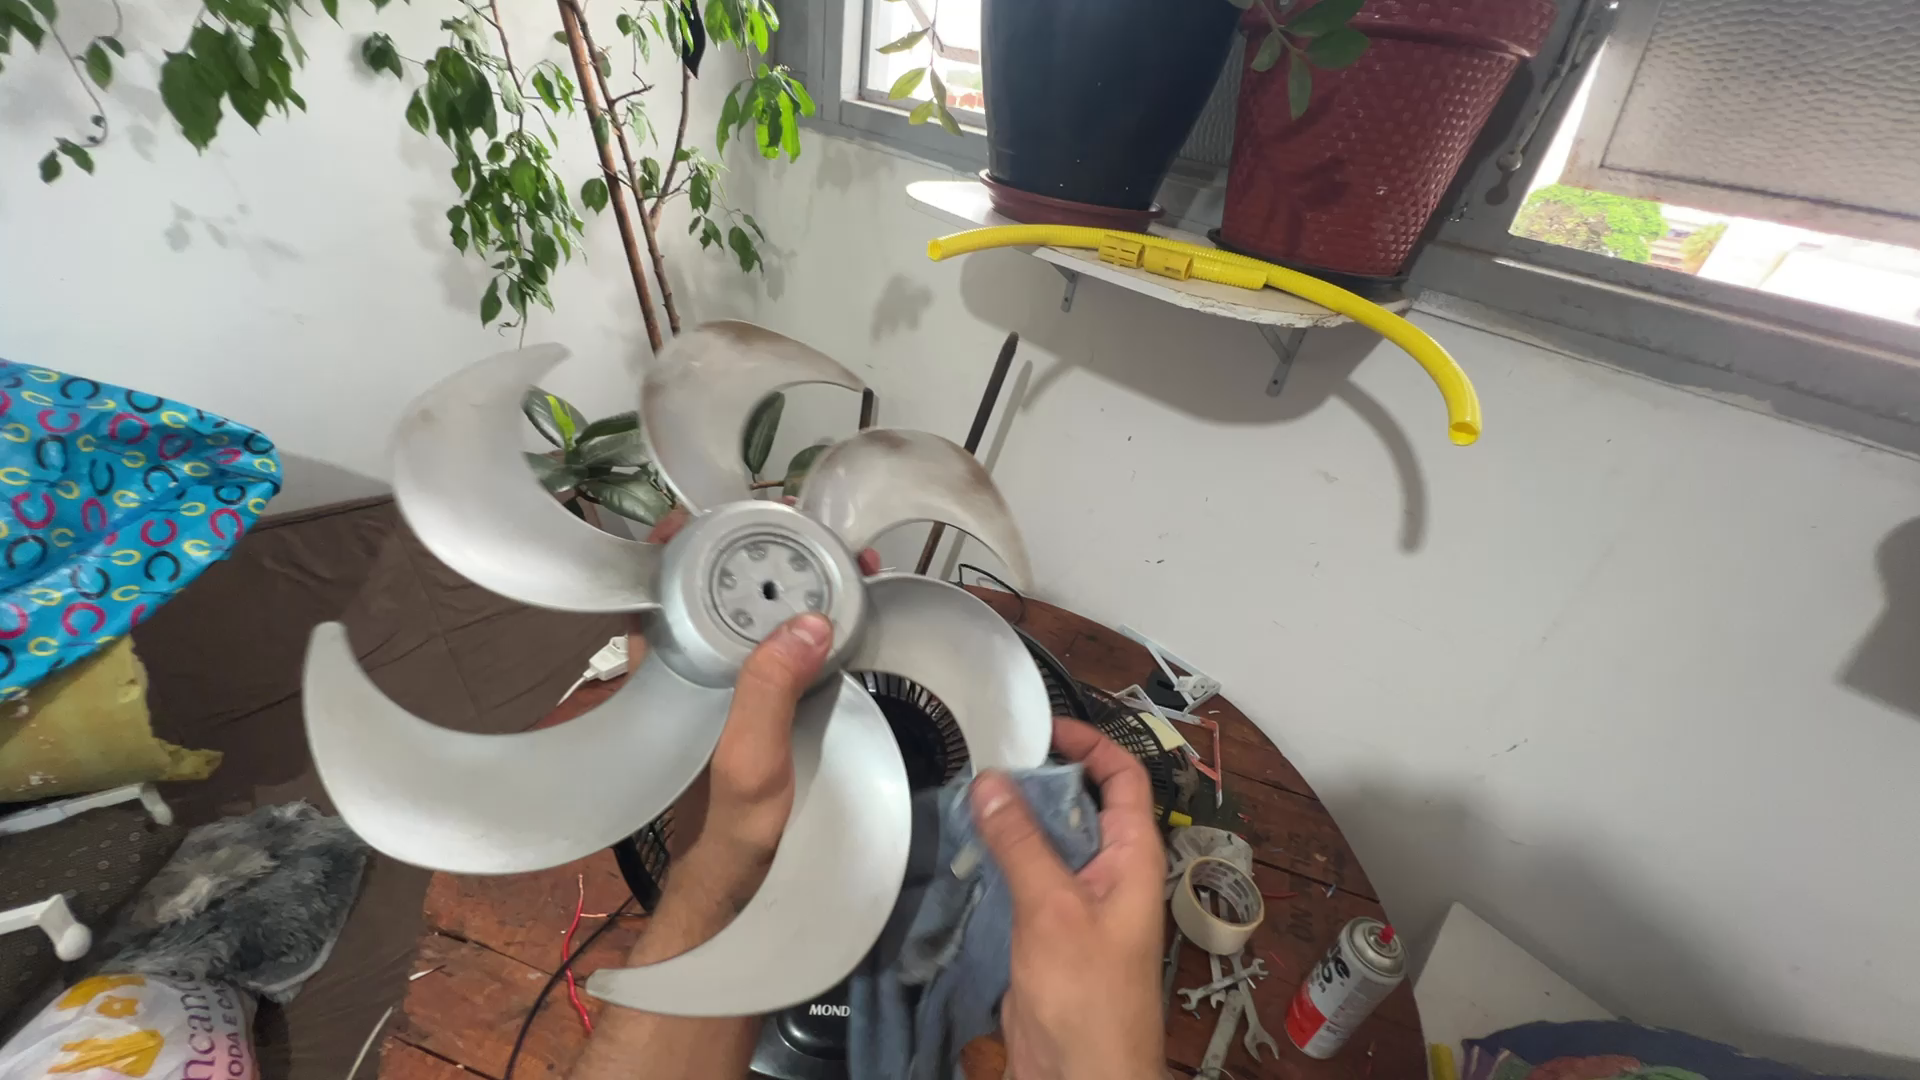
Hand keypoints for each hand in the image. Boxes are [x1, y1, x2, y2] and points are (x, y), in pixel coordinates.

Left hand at [633, 505, 870, 907]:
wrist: (749, 872)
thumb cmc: (731, 826)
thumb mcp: (746, 760)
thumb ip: (769, 692)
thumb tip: (809, 621)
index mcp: (676, 669)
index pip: (666, 588)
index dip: (688, 545)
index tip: (723, 516)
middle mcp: (704, 663)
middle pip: (724, 588)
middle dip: (766, 552)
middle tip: (812, 531)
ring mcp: (742, 676)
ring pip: (764, 611)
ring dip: (801, 581)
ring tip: (848, 561)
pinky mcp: (774, 691)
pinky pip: (793, 640)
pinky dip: (819, 617)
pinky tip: (850, 607)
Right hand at [972, 718, 1167, 1079]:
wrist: (1081, 1078)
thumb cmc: (1089, 996)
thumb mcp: (1053, 908)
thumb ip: (1021, 842)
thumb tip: (990, 782)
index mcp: (1133, 854)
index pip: (1123, 776)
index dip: (1091, 743)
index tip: (1046, 728)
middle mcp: (1111, 866)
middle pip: (1081, 800)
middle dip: (1042, 776)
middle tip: (995, 758)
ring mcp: (1080, 894)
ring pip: (1051, 834)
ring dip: (1018, 814)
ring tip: (976, 792)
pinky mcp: (1052, 920)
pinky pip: (1030, 868)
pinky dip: (1004, 850)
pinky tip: (973, 841)